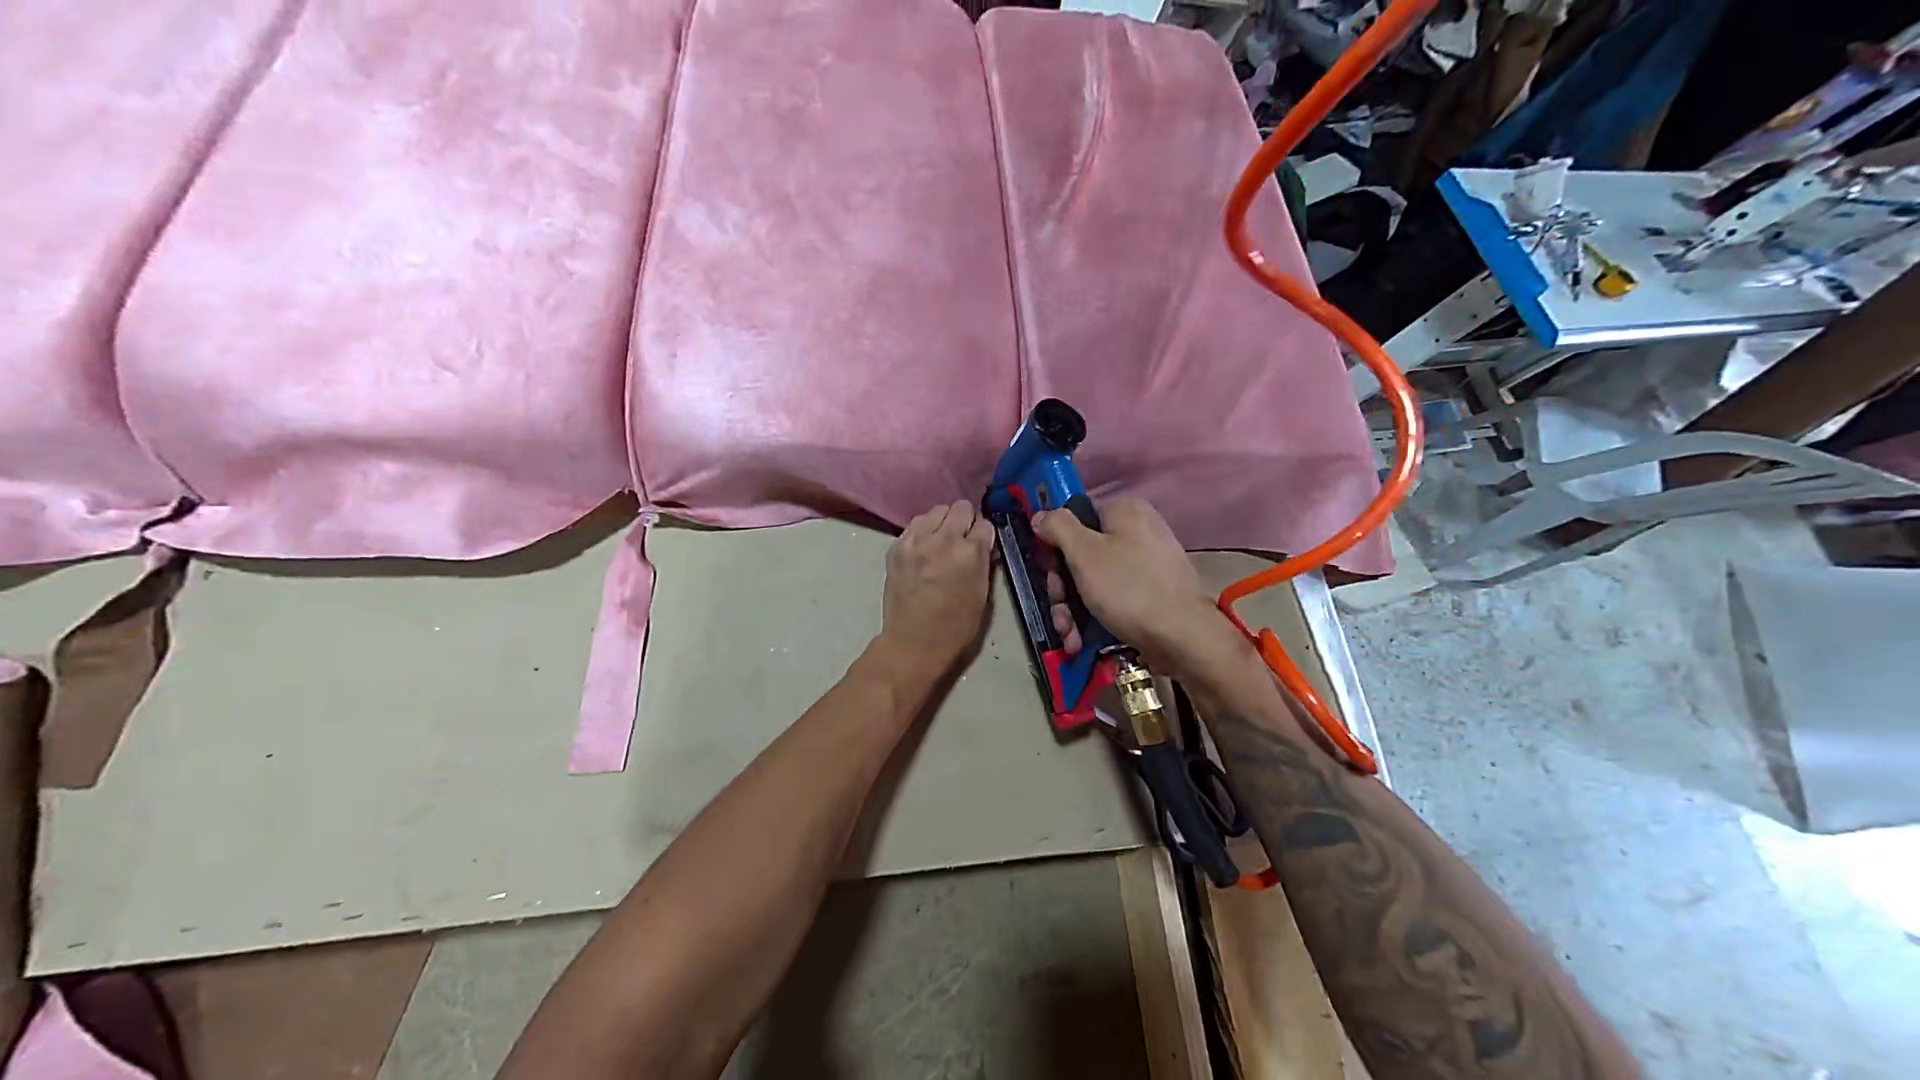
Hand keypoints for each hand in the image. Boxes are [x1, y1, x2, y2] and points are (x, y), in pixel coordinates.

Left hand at [879, 499, 993, 673]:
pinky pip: (915, 524)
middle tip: (963, 538)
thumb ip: (983, 561)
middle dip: (965, 520)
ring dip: (943, 522)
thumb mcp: (982, 594)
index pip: (984, 524)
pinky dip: (923, 530)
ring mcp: (916, 540)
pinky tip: (925, 547)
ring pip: (936, 511)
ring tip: (942, 541)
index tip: (981, 543)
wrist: (914, 642)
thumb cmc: (956, 626)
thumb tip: (983, 543)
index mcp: (970, 553)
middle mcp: (943, 539)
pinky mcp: (897, 546)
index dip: (984, 534)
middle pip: (960, 508)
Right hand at [1032, 497, 1239, 675]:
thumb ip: (1057, 527)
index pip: (1074, 519)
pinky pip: (1111, 599)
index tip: (1046, 572)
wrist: (1183, 638)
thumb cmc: (1129, 588)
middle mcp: (1136, 532)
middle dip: (1062, 589)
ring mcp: (1145, 565)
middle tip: (1059, 609)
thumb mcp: (1084, 553)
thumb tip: (1041, 516)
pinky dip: (1093, 619)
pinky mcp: (1149, 594)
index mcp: (1123, 511)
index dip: (1053, 547)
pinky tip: (1081, 641)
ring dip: (1072, 610)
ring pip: (1092, 582)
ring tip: (1069, 635)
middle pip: (1080, 555)